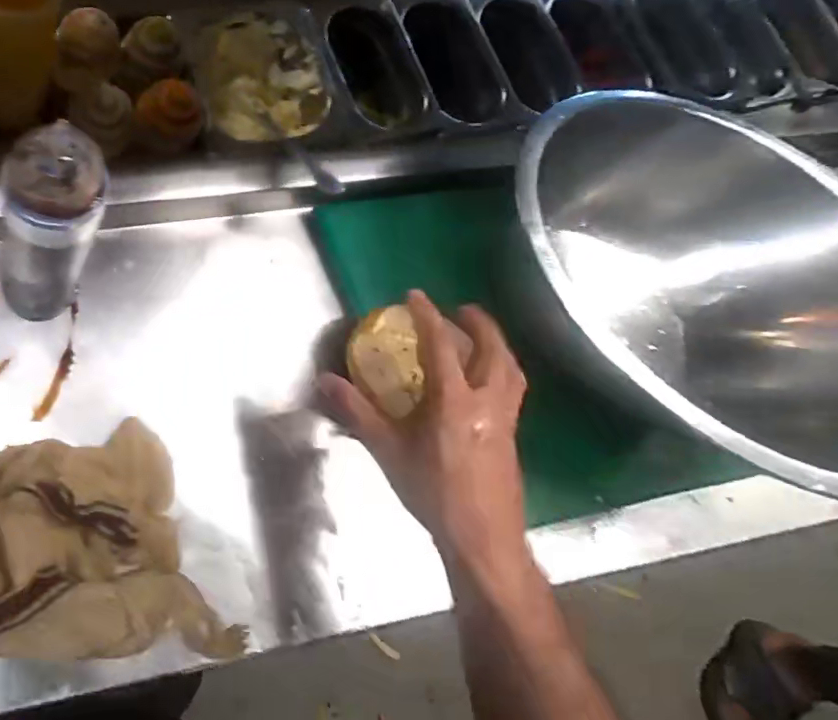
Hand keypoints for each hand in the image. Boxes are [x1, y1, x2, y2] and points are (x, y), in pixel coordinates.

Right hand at [320, 290, 528, 577]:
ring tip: (481, 339)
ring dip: (498, 348)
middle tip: (463, 310)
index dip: (429, 317)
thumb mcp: (387, 449)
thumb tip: (325, 380)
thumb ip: (357, 411)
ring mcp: (506, 422)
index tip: (416, 296)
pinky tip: (483, 383)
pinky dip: (500, 373)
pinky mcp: (512, 439)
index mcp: (455, 401)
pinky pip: (511, 391)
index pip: (443, 346)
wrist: (483, 540)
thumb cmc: (432, 492)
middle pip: (494, 353)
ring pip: (512, 372)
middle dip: (481, 326)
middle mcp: (487, 404)